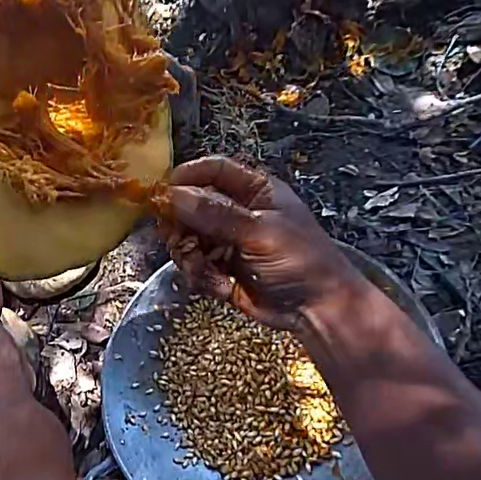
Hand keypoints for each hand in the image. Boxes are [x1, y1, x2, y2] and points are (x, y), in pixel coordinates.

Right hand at [161, 157, 367, 332]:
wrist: (317, 309)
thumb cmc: (300, 260)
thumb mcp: (258, 231)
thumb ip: (214, 213)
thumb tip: (172, 195)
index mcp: (254, 190)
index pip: (213, 170)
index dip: (187, 177)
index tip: (163, 193)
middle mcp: (237, 212)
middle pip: (191, 205)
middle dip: (181, 223)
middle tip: (179, 238)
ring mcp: (227, 241)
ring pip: (187, 237)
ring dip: (189, 254)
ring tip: (202, 267)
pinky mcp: (221, 270)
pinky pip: (195, 266)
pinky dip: (200, 275)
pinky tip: (219, 285)